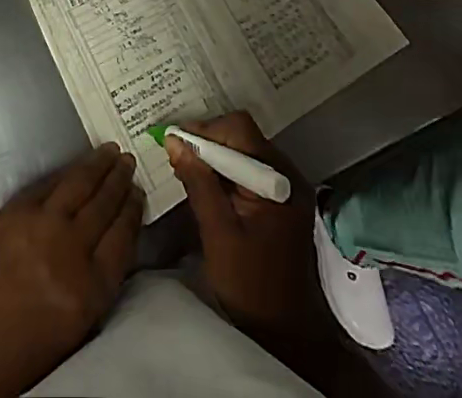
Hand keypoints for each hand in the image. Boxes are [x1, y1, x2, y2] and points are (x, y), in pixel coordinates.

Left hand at [0, 143, 142, 397]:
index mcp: (90, 290)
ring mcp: (41, 227)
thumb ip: (97, 285)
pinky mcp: (14, 213)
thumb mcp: (75, 328)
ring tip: (110, 153)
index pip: (123, 237)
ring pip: (79, 185)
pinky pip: (47, 185)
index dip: (133, 212)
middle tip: (129, 164)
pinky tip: (74, 168)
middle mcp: (70, 251)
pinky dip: (65, 172)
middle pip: (105, 205)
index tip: (139, 196)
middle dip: (120, 181)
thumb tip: (109, 249)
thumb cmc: (16, 352)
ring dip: (98, 165)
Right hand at [167, 113, 327, 344]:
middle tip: (176, 157)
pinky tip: (205, 185)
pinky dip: (225, 171)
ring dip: (214, 156)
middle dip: (207, 142)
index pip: (239, 131)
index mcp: (279, 181)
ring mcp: (286, 187)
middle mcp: (288, 175)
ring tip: (186, 170)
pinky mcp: (279, 199)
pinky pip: (249, 169)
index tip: (173, 143)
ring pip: (244, 150)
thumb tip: (175, 141)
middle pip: (243, 137)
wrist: (284, 331)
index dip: (204, 131)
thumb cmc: (249, 285)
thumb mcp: (218, 232)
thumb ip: (198, 183)